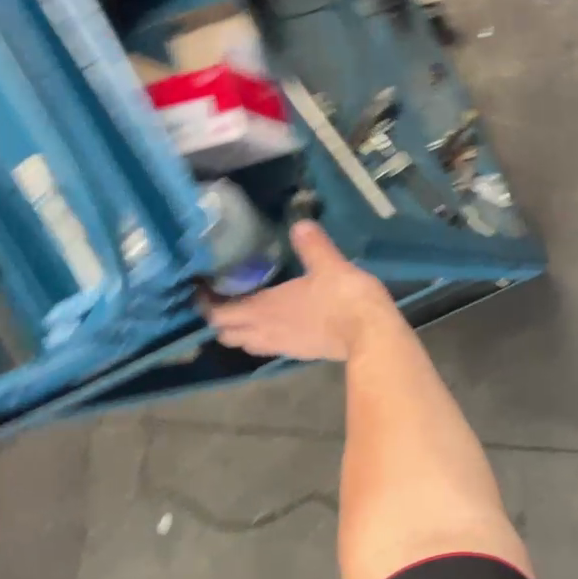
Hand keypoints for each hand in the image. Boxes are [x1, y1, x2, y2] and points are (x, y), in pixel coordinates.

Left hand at [203, 221, 397, 361]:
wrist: (373, 336)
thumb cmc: (345, 299)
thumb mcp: (330, 265)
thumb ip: (312, 246)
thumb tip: (300, 224)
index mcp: (262, 309)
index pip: (216, 313)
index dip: (204, 302)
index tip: (204, 288)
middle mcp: (265, 331)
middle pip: (226, 334)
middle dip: (221, 320)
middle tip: (227, 301)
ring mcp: (284, 346)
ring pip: (248, 344)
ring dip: (243, 333)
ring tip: (250, 315)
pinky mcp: (304, 354)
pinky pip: (273, 348)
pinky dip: (268, 338)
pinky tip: (283, 327)